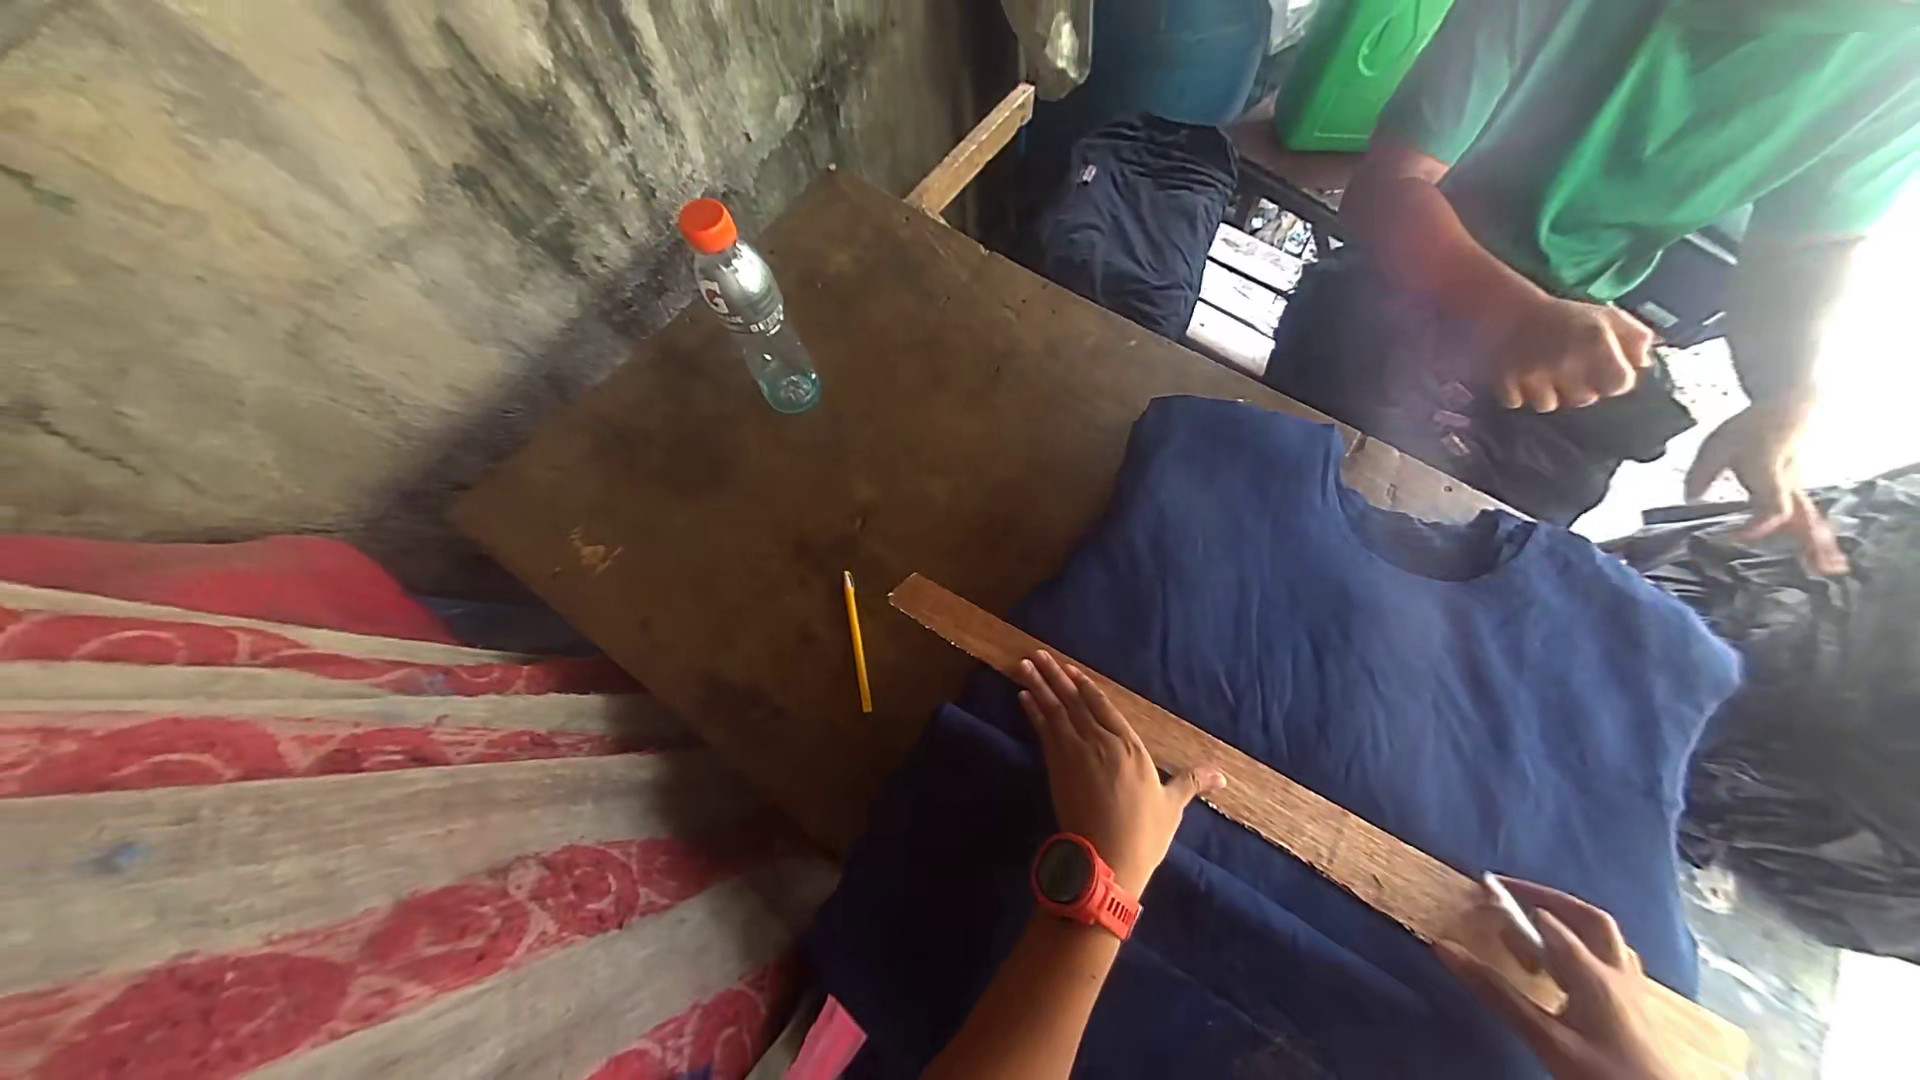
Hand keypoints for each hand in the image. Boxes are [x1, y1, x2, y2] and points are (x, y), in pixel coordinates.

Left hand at [1013, 651, 1223, 895]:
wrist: (1107, 859)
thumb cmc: (1143, 834)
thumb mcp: (1171, 806)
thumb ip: (1190, 783)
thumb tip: (1221, 776)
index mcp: (1129, 746)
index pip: (1103, 706)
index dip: (1085, 686)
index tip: (1069, 668)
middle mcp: (1100, 741)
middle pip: (1074, 701)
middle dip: (1055, 675)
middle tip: (1037, 654)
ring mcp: (1075, 752)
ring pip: (1055, 710)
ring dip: (1039, 685)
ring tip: (1025, 664)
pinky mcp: (1056, 766)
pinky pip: (1043, 730)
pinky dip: (1032, 711)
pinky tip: (1023, 696)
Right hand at [1436, 877, 1675, 1079]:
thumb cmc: (1606, 1076)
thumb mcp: (1546, 1040)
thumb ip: (1495, 993)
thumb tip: (1443, 945)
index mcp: (1593, 975)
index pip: (1547, 922)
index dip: (1514, 901)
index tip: (1482, 889)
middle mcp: (1618, 976)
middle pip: (1591, 920)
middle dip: (1550, 897)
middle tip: (1514, 891)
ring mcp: (1634, 995)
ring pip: (1609, 942)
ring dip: (1574, 921)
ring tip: (1541, 921)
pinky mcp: (1640, 1014)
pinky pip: (1615, 962)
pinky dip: (1588, 947)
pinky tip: (1574, 964)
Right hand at [1488, 297, 1653, 411]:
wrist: (1506, 312)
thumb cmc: (1561, 316)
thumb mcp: (1607, 316)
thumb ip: (1635, 338)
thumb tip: (1641, 365)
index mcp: (1594, 343)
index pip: (1619, 384)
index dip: (1613, 381)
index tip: (1603, 374)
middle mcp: (1564, 362)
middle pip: (1583, 399)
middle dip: (1579, 389)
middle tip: (1570, 375)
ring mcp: (1531, 375)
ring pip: (1547, 404)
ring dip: (1547, 395)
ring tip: (1543, 379)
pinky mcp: (1502, 383)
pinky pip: (1516, 402)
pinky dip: (1517, 394)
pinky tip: (1519, 380)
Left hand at [1685, 397, 1847, 575]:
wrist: (1787, 411)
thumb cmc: (1747, 430)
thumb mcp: (1713, 450)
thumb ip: (1700, 475)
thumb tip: (1690, 501)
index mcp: (1769, 478)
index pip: (1771, 510)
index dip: (1754, 528)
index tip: (1729, 537)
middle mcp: (1788, 486)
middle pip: (1803, 520)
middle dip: (1810, 545)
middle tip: (1821, 571)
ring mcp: (1796, 488)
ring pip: (1811, 519)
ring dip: (1819, 544)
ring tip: (1827, 569)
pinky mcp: (1795, 488)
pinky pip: (1807, 514)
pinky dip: (1814, 532)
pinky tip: (1815, 549)